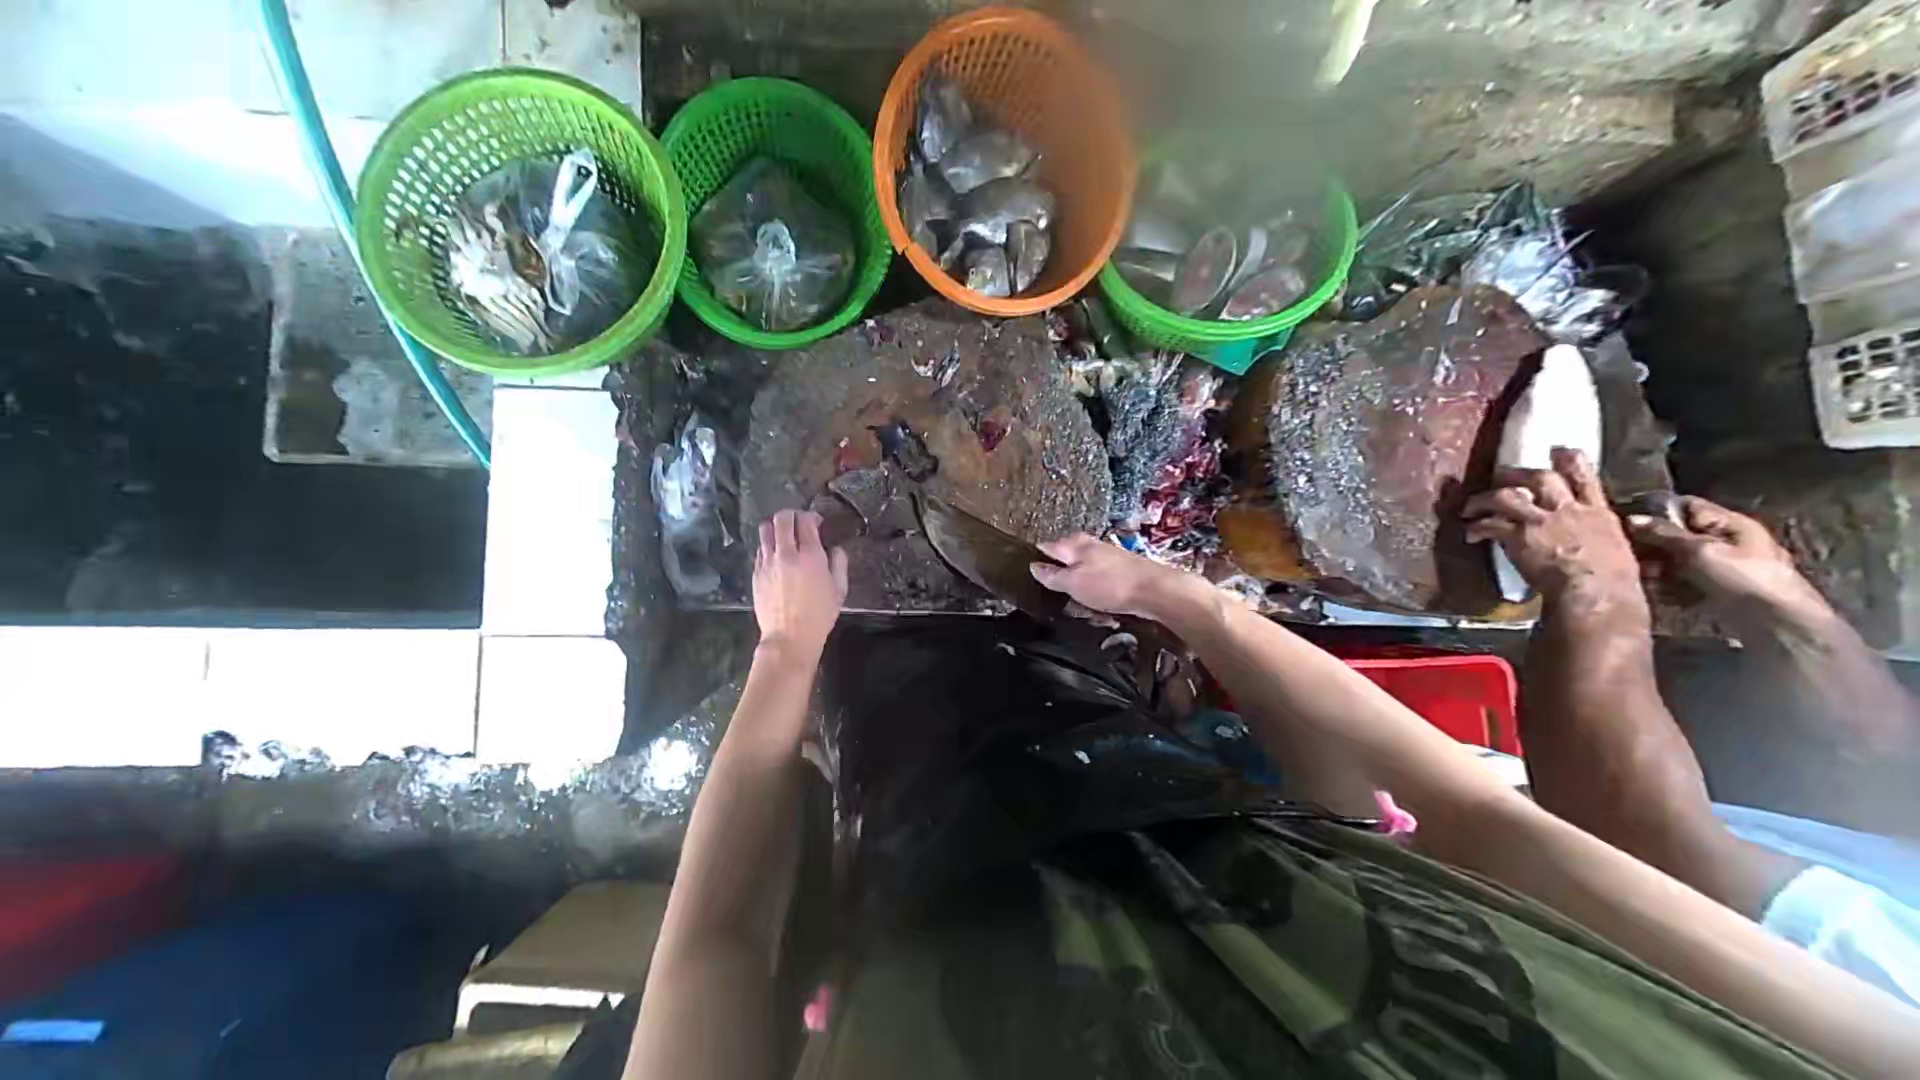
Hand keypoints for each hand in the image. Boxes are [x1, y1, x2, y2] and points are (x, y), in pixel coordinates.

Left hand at [753, 509, 847, 656]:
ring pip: (765, 529)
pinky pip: (760, 549)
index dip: (812, 517)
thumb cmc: (819, 615)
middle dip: (792, 515)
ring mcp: (767, 563)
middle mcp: (785, 554)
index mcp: (810, 556)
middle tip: (800, 524)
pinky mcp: (756, 573)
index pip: (805, 520)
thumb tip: (833, 549)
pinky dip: (769, 546)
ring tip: (785, 537)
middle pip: (782, 518)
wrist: (789, 637)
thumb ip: (839, 562)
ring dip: (777, 528)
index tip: (817, 524)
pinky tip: (778, 557)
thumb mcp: (839, 589)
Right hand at [1028, 534, 1204, 619]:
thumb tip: (1033, 566)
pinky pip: (1102, 586)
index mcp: (1074, 544)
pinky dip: (1100, 598)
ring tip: (1088, 610)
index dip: (1037, 563)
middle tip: (1063, 601)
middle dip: (1063, 583)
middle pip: (1067, 563)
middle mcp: (1091, 546)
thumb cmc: (1112, 585)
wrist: (1156, 591)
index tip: (1031, 578)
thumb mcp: (1073, 583)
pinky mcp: (1123, 571)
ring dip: (1084, 594)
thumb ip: (1051, 575)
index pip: (1046, 548)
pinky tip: (1105, 610)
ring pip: (1085, 577)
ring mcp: (1108, 557)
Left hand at [1463, 448, 1644, 618]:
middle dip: (1517, 474)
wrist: (1595, 592)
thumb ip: (1597, 535)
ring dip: (1483, 499)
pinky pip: (1489, 525)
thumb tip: (1590, 538)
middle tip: (1500, 476)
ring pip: (1506, 496)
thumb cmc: (1613, 580)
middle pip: (1540, 478)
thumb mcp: (1615, 547)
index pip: (1586, 477)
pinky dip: (1475, 528)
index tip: (1559, 451)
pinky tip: (1469, 534)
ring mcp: (1541, 521)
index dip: (1570, 461)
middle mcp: (1568, 511)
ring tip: (1469, 508)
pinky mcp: (1518, 536)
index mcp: (1597, 514)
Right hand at [1624, 496, 1826, 619]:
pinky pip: (1677, 581)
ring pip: (1671, 561)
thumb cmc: (1743, 578)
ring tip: (1645, 580)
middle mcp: (1724, 542)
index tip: (1625, 523)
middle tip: (1631, 558)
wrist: (1776, 623)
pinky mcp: (1711, 589)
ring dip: (1654, 570)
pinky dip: (1665, 587)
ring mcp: (1718, 567)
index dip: (1655, 512)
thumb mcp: (1701, 551)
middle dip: (1650, 547)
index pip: (1685, 506)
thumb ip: (1665, 534)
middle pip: (1673, 536)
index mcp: (1729, 525)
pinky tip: (1660, 594)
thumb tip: (1632, 518)